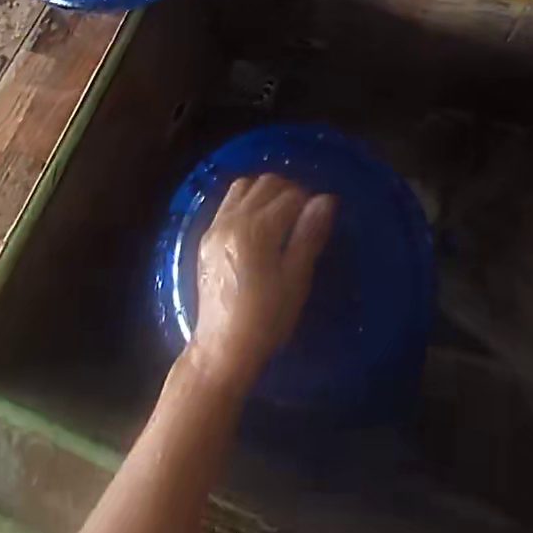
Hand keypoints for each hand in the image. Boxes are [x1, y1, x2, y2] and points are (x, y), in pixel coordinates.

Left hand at [186, 174, 335, 395]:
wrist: (223, 348)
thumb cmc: (267, 318)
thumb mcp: (296, 279)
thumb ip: (309, 235)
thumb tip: (325, 200)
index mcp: (257, 229)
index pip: (291, 196)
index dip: (311, 200)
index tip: (322, 214)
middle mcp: (233, 219)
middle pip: (266, 183)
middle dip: (290, 190)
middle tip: (305, 211)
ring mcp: (216, 226)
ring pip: (244, 186)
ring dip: (266, 190)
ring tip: (281, 212)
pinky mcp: (206, 237)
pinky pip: (228, 201)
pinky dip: (246, 199)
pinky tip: (258, 220)